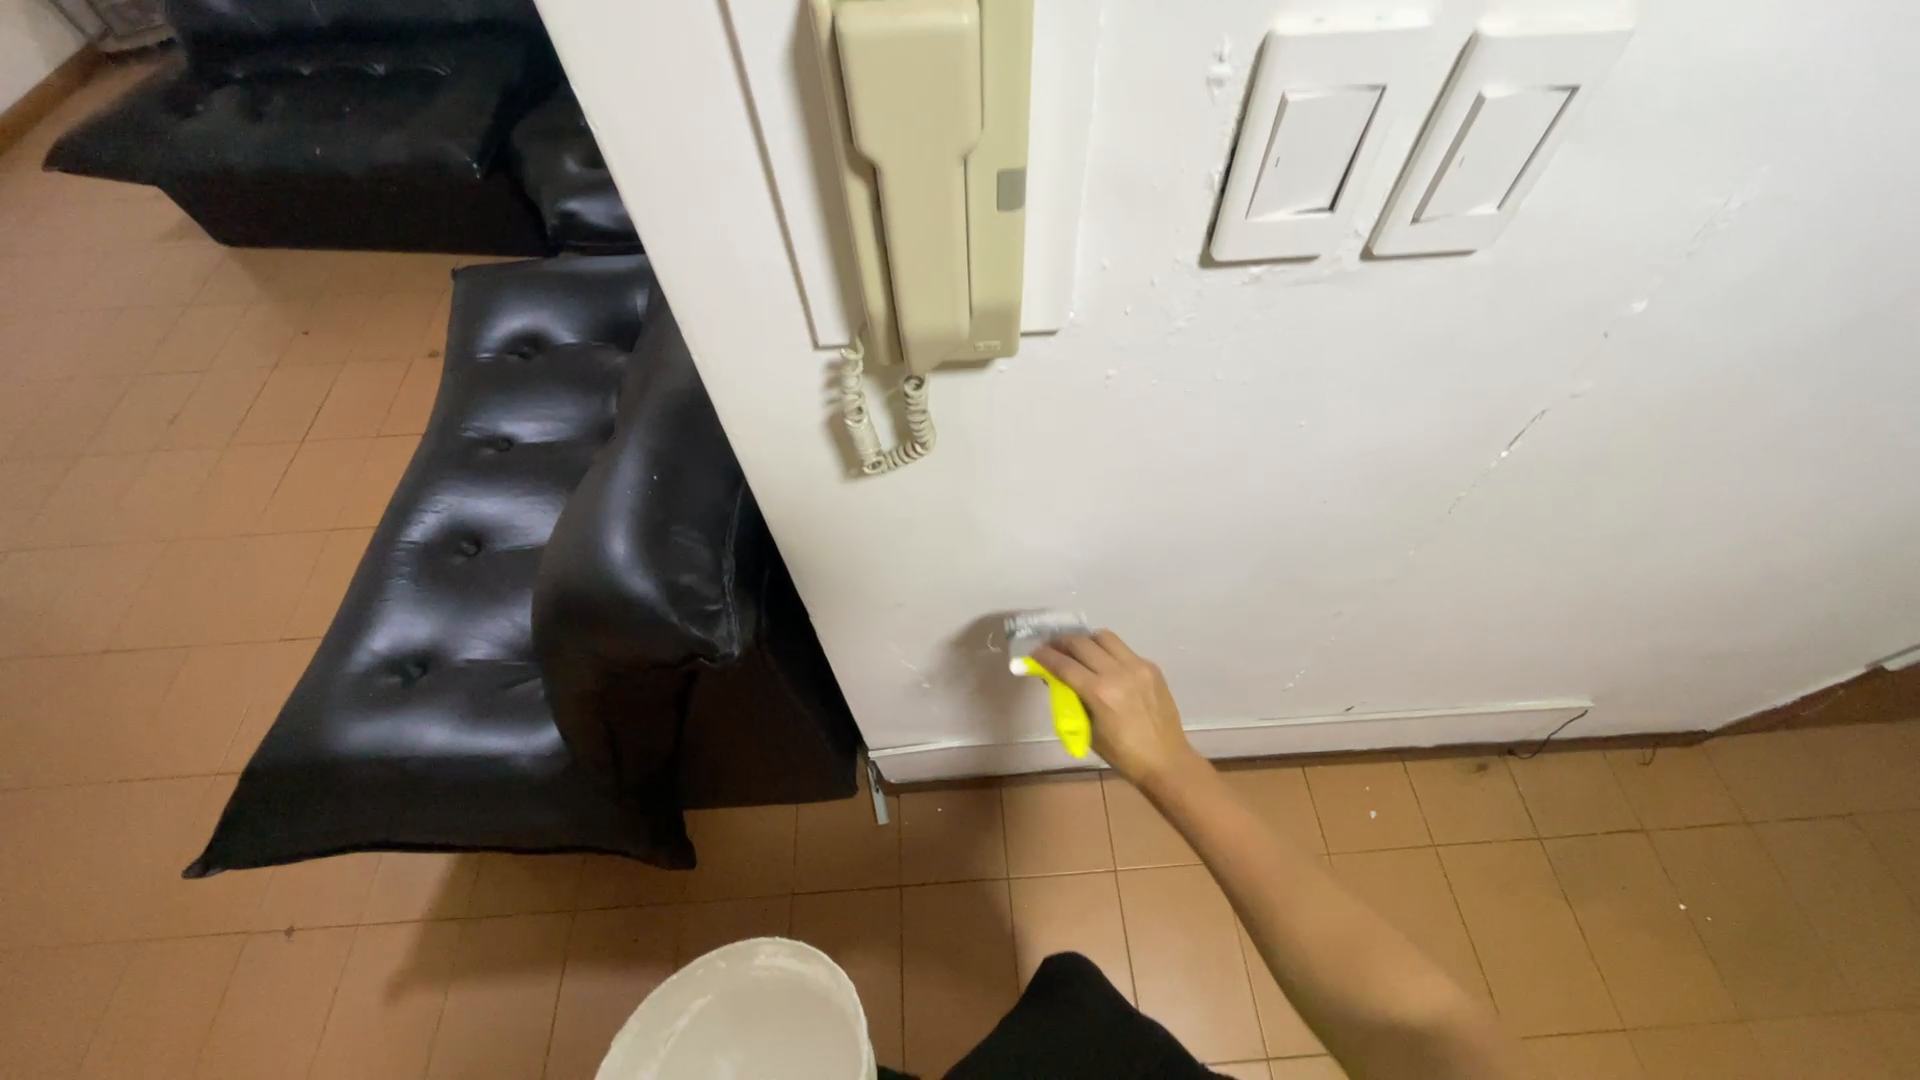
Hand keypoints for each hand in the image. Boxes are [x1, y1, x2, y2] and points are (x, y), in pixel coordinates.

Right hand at [1031, 630, 1198, 790]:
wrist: (1166, 760)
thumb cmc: (1123, 754)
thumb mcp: (1088, 730)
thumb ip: (1071, 700)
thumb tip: (1055, 678)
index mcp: (1100, 693)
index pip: (1065, 665)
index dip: (1045, 656)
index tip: (1035, 652)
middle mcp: (1118, 672)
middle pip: (1082, 643)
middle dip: (1062, 642)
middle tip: (1052, 646)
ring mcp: (1138, 666)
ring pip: (1104, 637)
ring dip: (1086, 640)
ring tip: (1078, 649)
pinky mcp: (1151, 667)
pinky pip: (1123, 649)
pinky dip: (1108, 651)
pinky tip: (1104, 663)